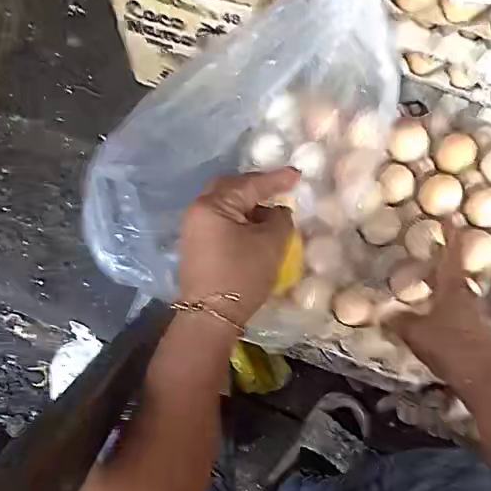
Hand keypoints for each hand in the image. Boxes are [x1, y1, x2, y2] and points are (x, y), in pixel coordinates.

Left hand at [176, 168, 299, 327]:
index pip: (249, 184)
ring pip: (224, 205)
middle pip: (230, 189)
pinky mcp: (195, 245)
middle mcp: (197, 211)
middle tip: (280, 189)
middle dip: (256, 187)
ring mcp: (192, 229)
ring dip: (247, 204)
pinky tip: (254, 226)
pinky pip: (219, 221)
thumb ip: (280, 219)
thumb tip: (276, 211)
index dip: (276, 180)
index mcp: (212, 205)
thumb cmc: (242, 275)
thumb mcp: (271, 244)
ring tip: (270, 209)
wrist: (211, 315)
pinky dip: (237, 219)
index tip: (297, 175)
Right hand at [387, 220, 490, 391]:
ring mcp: (472, 314)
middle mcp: (466, 297)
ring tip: (424, 286)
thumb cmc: (448, 347)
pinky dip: (442, 305)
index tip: (448, 216)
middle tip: (428, 253)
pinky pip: (454, 310)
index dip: (449, 236)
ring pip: (455, 292)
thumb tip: (385, 314)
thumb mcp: (415, 333)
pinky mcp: (473, 331)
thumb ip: (399, 321)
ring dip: (441, 286)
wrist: (481, 376)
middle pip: (454, 273)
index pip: (451, 256)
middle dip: (441, 262)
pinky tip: (430, 315)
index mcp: (453, 290)